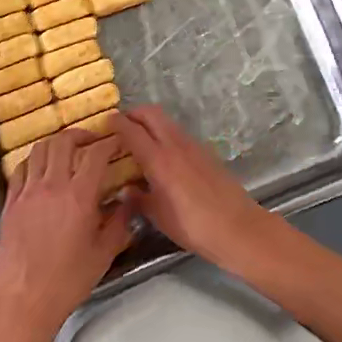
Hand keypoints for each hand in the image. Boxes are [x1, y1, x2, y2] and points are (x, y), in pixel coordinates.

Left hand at [0, 129, 136, 331]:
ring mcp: (27, 193)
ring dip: (56, 144)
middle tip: (92, 140)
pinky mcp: (10, 203)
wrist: (24, 300)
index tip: (117, 143)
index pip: (96, 154)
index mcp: (78, 196)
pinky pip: (20, 170)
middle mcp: (51, 186)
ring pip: (39, 150)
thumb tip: (127, 203)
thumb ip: (120, 223)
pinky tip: (40, 169)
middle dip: (81, 135)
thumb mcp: (104, 253)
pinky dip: (33, 161)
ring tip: (67, 150)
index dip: (109, 143)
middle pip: (63, 142)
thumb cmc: (66, 281)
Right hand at [111, 107, 265, 265]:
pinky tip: (163, 158)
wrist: (237, 228)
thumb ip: (139, 198)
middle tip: (121, 128)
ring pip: (166, 121)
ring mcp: (193, 145)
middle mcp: (175, 144)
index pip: (131, 130)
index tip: (104, 124)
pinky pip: (179, 134)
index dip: (115, 123)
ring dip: (150, 123)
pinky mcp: (206, 152)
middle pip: (151, 113)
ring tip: (139, 143)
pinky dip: (165, 135)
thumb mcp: (158, 216)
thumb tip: (126, 189)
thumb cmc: (193, 226)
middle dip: (133, 114)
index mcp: (159, 159)